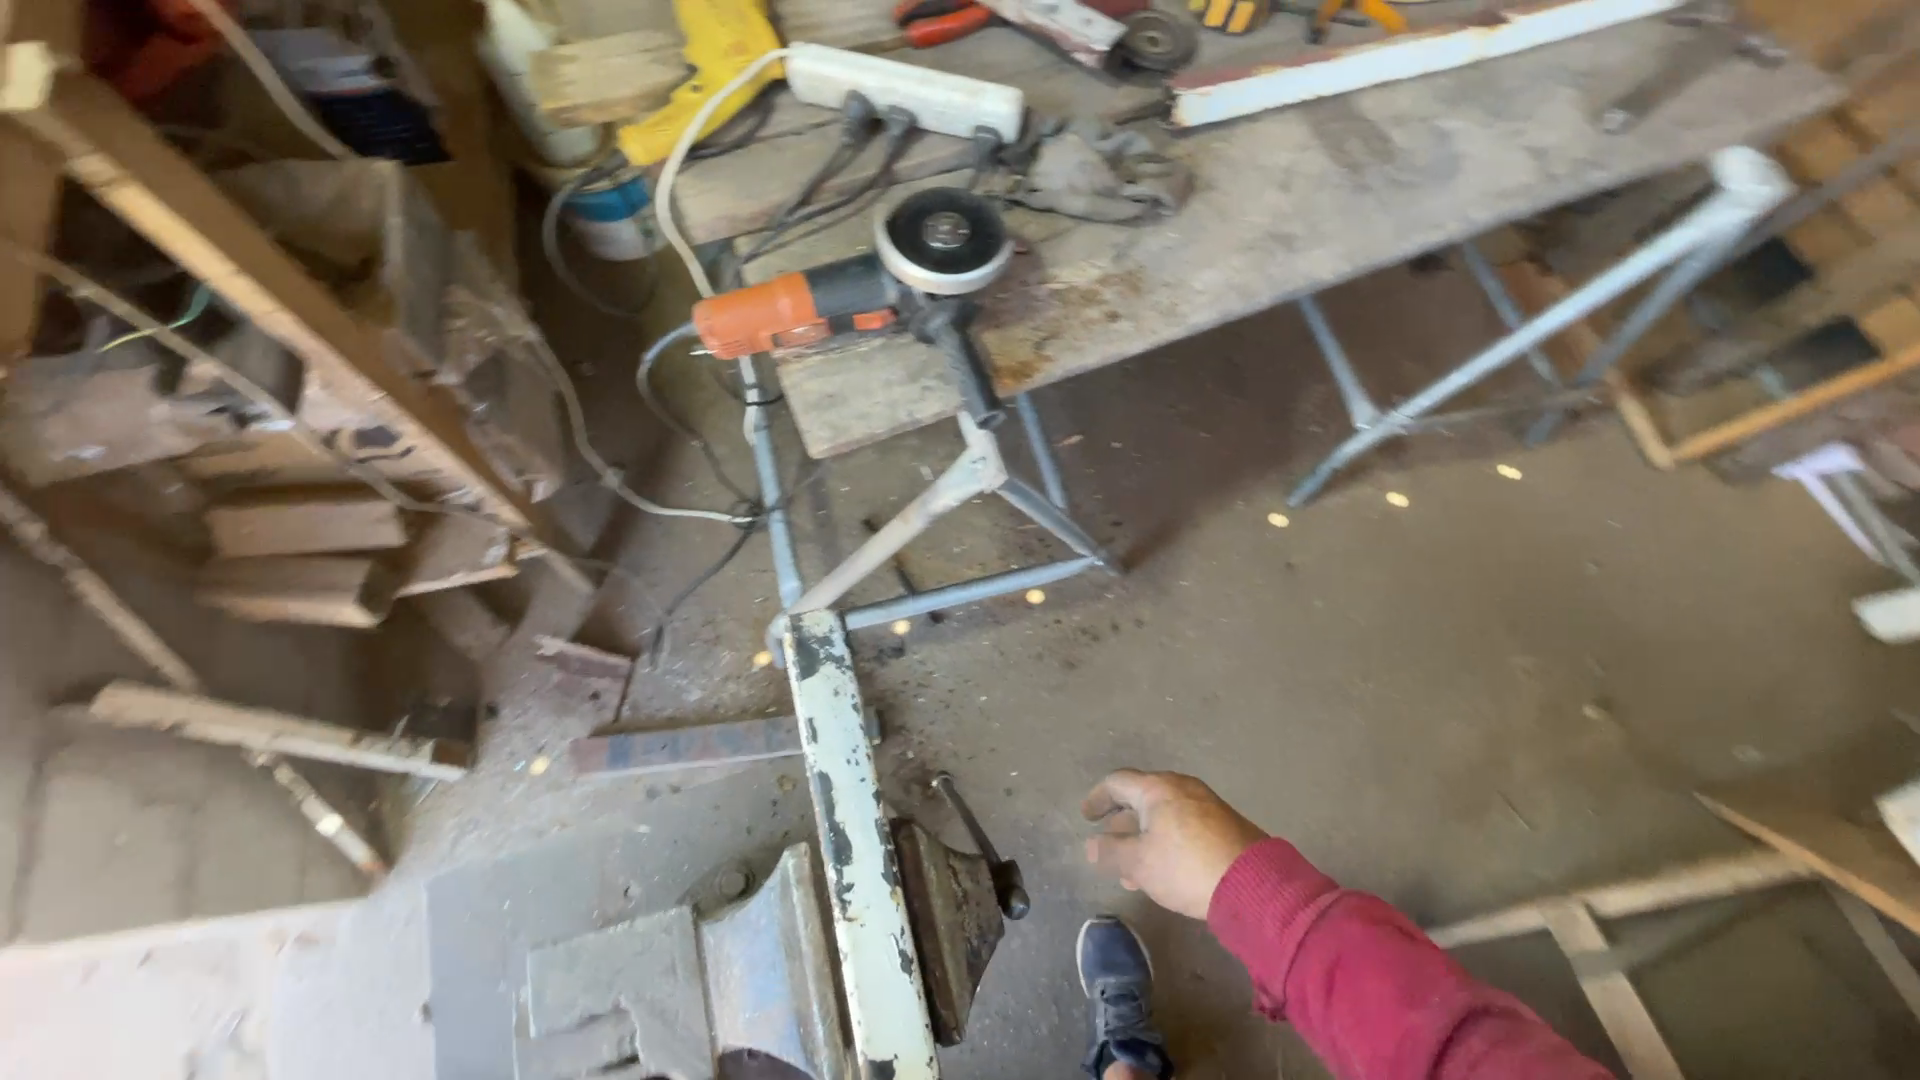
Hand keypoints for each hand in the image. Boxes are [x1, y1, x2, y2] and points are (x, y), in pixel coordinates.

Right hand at [1082, 769, 1268, 919]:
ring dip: (1144, 838)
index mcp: (1157, 788)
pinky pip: (1183, 826)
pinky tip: (1164, 871)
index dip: (1097, 798)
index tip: (1086, 816)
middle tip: (1109, 846)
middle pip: (1142, 798)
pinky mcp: (1224, 825)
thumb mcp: (1139, 863)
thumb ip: (1110, 852)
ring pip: (1163, 816)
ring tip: (1133, 871)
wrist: (1254, 885)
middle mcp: (1182, 787)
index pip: (1117, 782)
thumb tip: (1091, 844)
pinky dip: (1165, 842)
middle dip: (1122, 824)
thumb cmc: (1186, 867)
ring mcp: (1206, 805)